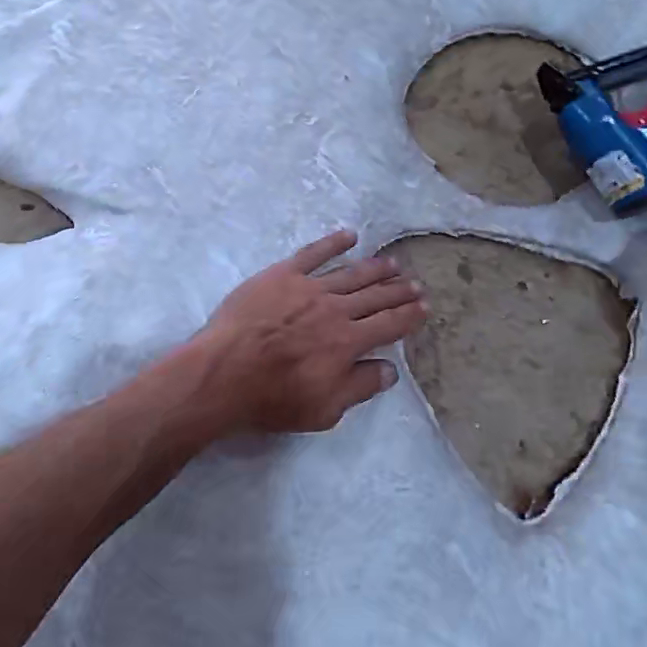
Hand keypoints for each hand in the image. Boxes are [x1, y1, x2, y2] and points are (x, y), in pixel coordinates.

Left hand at [190, 230, 426, 435]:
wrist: (222, 373)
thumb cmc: (271, 399)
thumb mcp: (324, 410)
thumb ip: (361, 387)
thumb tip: (391, 369)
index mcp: (348, 342)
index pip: (389, 324)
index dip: (410, 316)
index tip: (424, 307)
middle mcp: (336, 309)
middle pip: (375, 296)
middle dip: (399, 291)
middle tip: (416, 284)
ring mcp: (309, 288)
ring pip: (351, 273)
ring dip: (376, 268)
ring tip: (394, 264)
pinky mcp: (282, 275)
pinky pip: (313, 254)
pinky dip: (333, 243)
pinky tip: (350, 236)